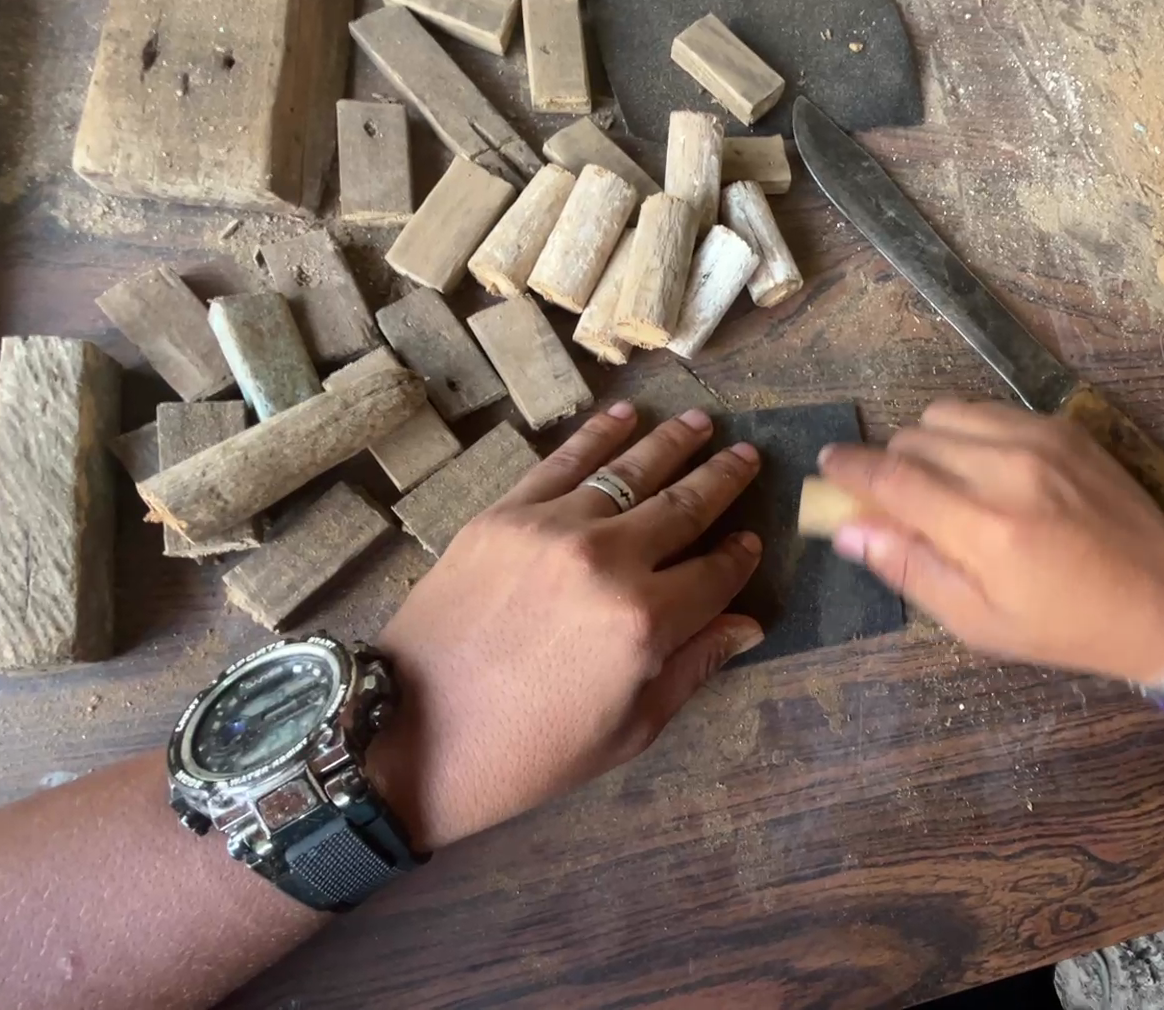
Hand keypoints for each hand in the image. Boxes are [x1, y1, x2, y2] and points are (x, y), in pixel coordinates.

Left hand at [367, 403, 763, 849]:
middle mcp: (610, 560)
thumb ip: (695, 666)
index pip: (716, 573)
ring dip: (674, 442)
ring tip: (703, 421)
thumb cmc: (531, 749)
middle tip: (747, 455)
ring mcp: (555, 527)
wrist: (411, 735)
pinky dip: (600, 433)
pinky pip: (564, 460)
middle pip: (685, 506)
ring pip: (631, 469)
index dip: (740, 556)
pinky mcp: (507, 512)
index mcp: (647, 621)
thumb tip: (749, 624)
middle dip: (723, 479)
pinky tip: (628, 414)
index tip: (752, 541)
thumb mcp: (630, 729)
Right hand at [817, 400, 1163, 684]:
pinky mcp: (1062, 426)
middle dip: (890, 465)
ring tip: (941, 482)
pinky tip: (983, 468)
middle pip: (911, 439)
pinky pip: (985, 411)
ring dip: (925, 444)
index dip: (849, 468)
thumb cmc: (1065, 626)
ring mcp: (1039, 439)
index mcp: (986, 529)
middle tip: (896, 500)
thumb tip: (848, 530)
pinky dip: (964, 433)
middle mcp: (1008, 470)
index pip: (892, 479)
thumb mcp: (978, 622)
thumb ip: (909, 569)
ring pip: (944, 414)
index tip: (828, 463)